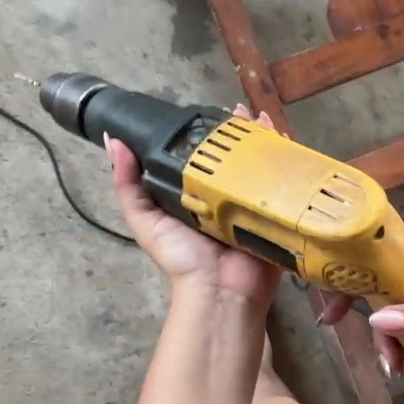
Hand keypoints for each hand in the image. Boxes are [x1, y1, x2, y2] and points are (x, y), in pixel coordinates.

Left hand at [107, 107, 280, 310]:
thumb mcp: (145, 220)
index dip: (211, 133)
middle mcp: (228, 196)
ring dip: (267, 141)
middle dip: (243, 132)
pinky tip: (287, 142)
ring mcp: (255, 204)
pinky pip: (287, 184)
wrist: (220, 291)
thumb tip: (113, 141)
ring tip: (265, 121)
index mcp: (198, 195)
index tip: (215, 112)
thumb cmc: (182, 258)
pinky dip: (290, 162)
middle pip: (238, 156)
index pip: (206, 156)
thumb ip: (128, 185)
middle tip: (243, 112)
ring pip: (264, 165)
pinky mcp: (278, 214)